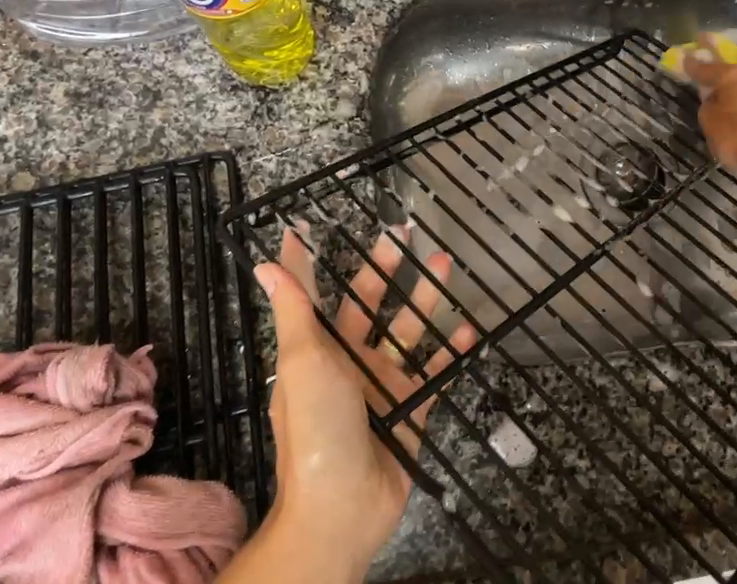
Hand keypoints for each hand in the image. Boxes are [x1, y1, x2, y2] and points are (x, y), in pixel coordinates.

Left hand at [237, 227, 478, 582]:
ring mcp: (381, 386)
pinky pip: (434, 373)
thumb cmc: (316, 427)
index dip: (306, 263)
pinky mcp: (409, 410)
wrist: (341, 507)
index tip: (307, 229)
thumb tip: (266, 264)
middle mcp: (347, 362)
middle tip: (406, 233)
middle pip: (367, 304)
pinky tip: (470, 329)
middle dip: (384, 269)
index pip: (309, 296)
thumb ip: (295, 311)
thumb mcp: (303, 362)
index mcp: (315, 350)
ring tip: (447, 265)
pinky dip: (451, 352)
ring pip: (406, 332)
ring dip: (425, 300)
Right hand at [683, 32, 736, 182]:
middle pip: (732, 60)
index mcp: (730, 77)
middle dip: (718, 48)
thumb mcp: (709, 121)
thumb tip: (713, 98)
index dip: (692, 62)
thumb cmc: (735, 138)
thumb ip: (708, 105)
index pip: (705, 67)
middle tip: (707, 36)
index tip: (683, 55)